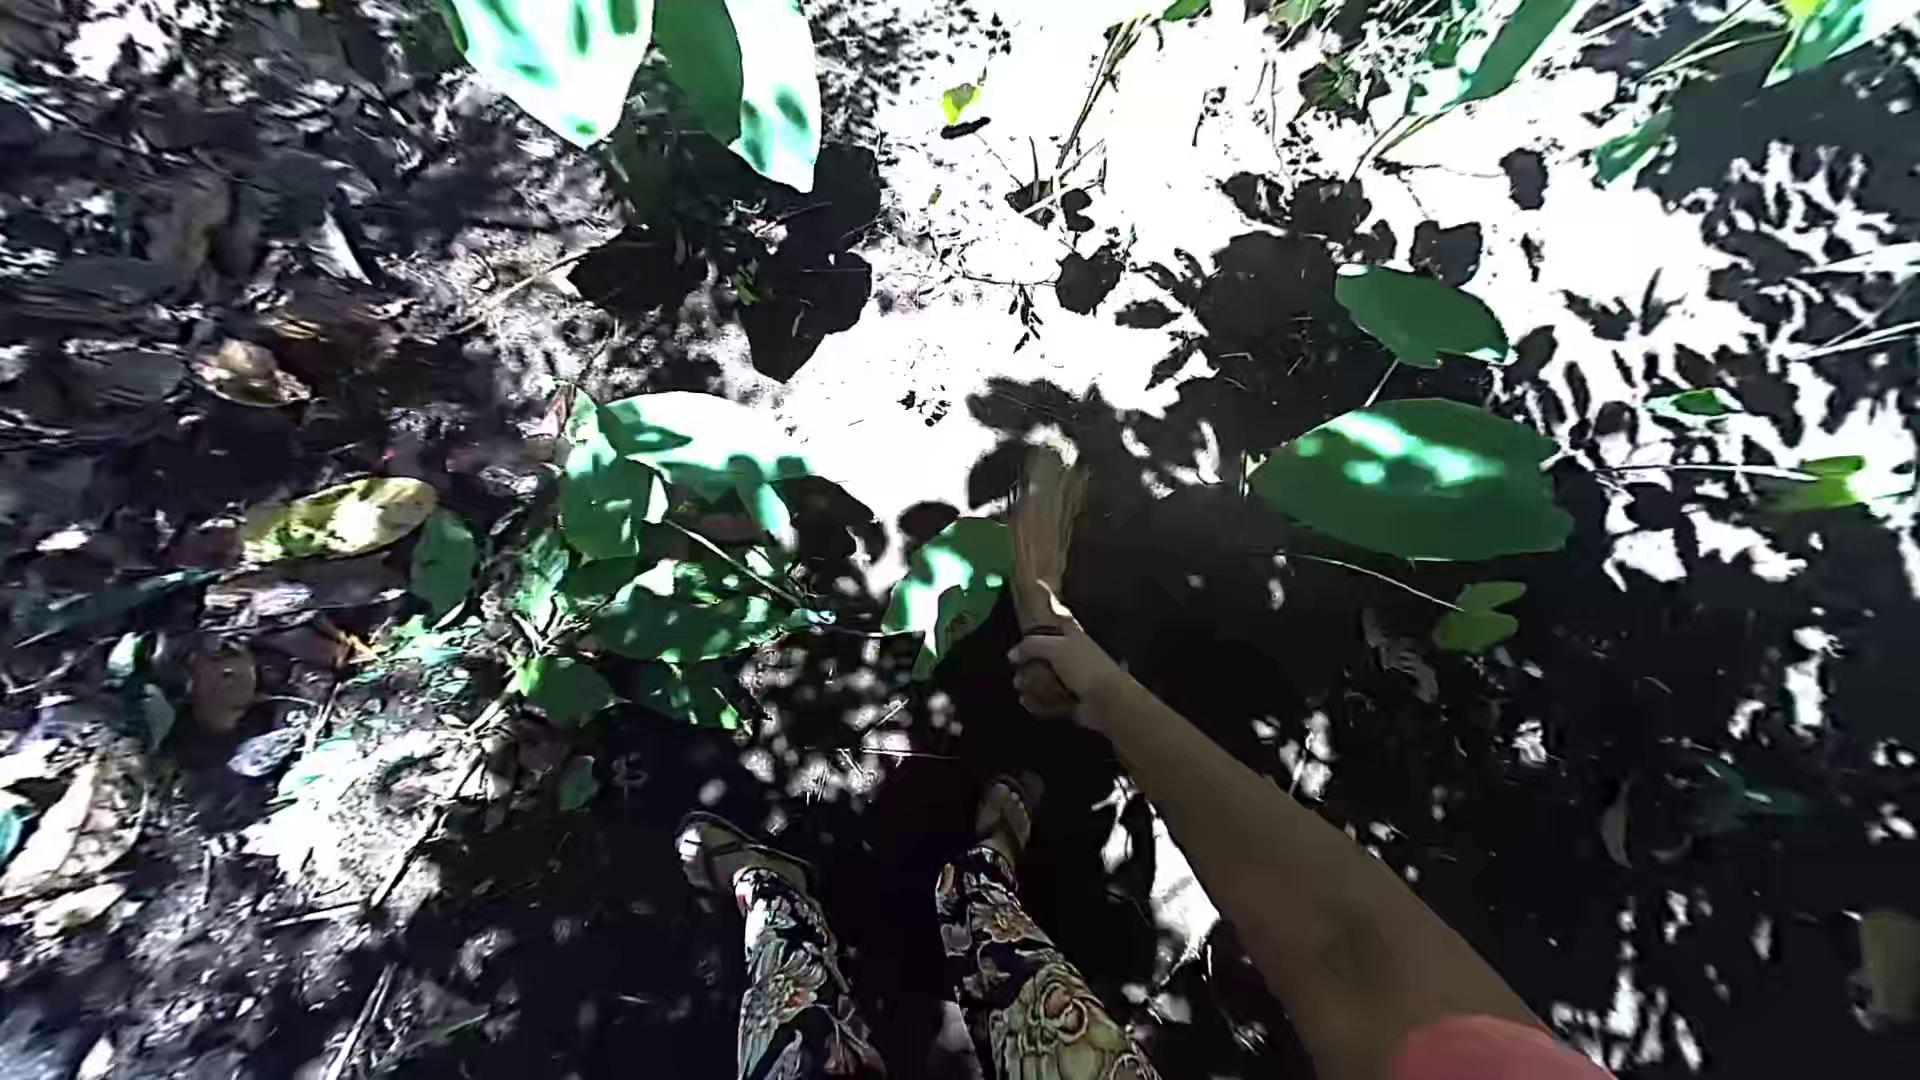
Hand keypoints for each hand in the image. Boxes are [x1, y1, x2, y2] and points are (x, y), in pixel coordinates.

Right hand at [1008, 618, 1133, 727]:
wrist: (1108, 701)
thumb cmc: (1083, 666)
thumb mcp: (1055, 647)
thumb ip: (1031, 646)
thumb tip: (1012, 655)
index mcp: (1072, 637)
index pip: (1052, 626)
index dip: (1036, 630)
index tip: (1021, 639)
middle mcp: (1071, 655)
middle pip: (1043, 656)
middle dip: (1028, 664)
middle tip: (1017, 671)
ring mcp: (1071, 679)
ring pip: (1044, 678)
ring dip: (1031, 683)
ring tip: (1021, 687)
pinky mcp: (1070, 699)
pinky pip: (1048, 698)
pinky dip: (1037, 701)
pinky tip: (1027, 702)